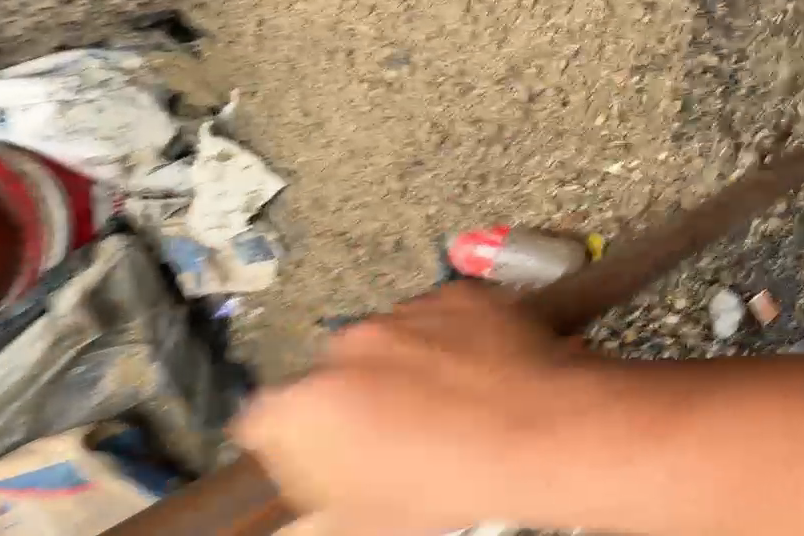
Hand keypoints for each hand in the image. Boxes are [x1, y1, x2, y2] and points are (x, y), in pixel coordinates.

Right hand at [234, 282, 584, 533]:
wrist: (537, 427)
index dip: (294, 438)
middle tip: (395, 425)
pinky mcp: (462, 291)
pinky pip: (442, 312)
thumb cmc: (449, 482)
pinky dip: (451, 332)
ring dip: (405, 359)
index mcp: (308, 403)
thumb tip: (299, 519)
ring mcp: (410, 309)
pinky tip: (477, 365)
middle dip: (355, 392)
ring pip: (391, 336)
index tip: (320, 449)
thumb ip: (315, 512)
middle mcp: (351, 343)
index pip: (267, 417)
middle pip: (334, 369)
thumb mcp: (362, 519)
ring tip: (447, 395)